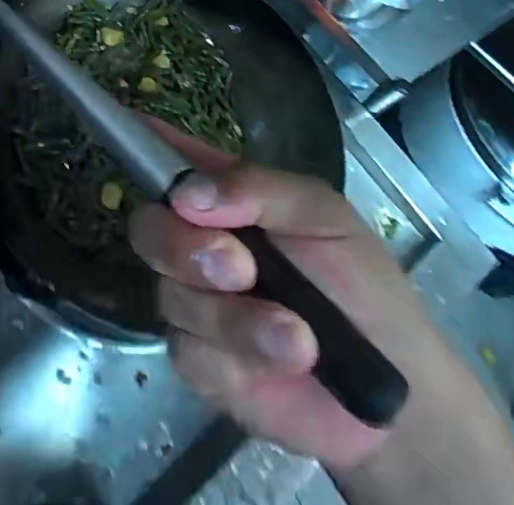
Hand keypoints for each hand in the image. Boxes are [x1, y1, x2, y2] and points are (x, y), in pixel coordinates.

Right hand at [127, 120, 451, 474]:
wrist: (394, 395)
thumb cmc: (363, 286)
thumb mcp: (323, 217)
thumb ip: (257, 190)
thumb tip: (185, 192)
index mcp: (228, 198)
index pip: (172, 159)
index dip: (142, 140)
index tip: (119, 118)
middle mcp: (200, 242)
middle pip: (148, 226)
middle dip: (186, 248)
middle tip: (238, 266)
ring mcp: (195, 302)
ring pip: (169, 293)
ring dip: (233, 315)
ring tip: (296, 334)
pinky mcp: (198, 360)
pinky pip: (187, 348)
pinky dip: (239, 354)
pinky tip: (284, 359)